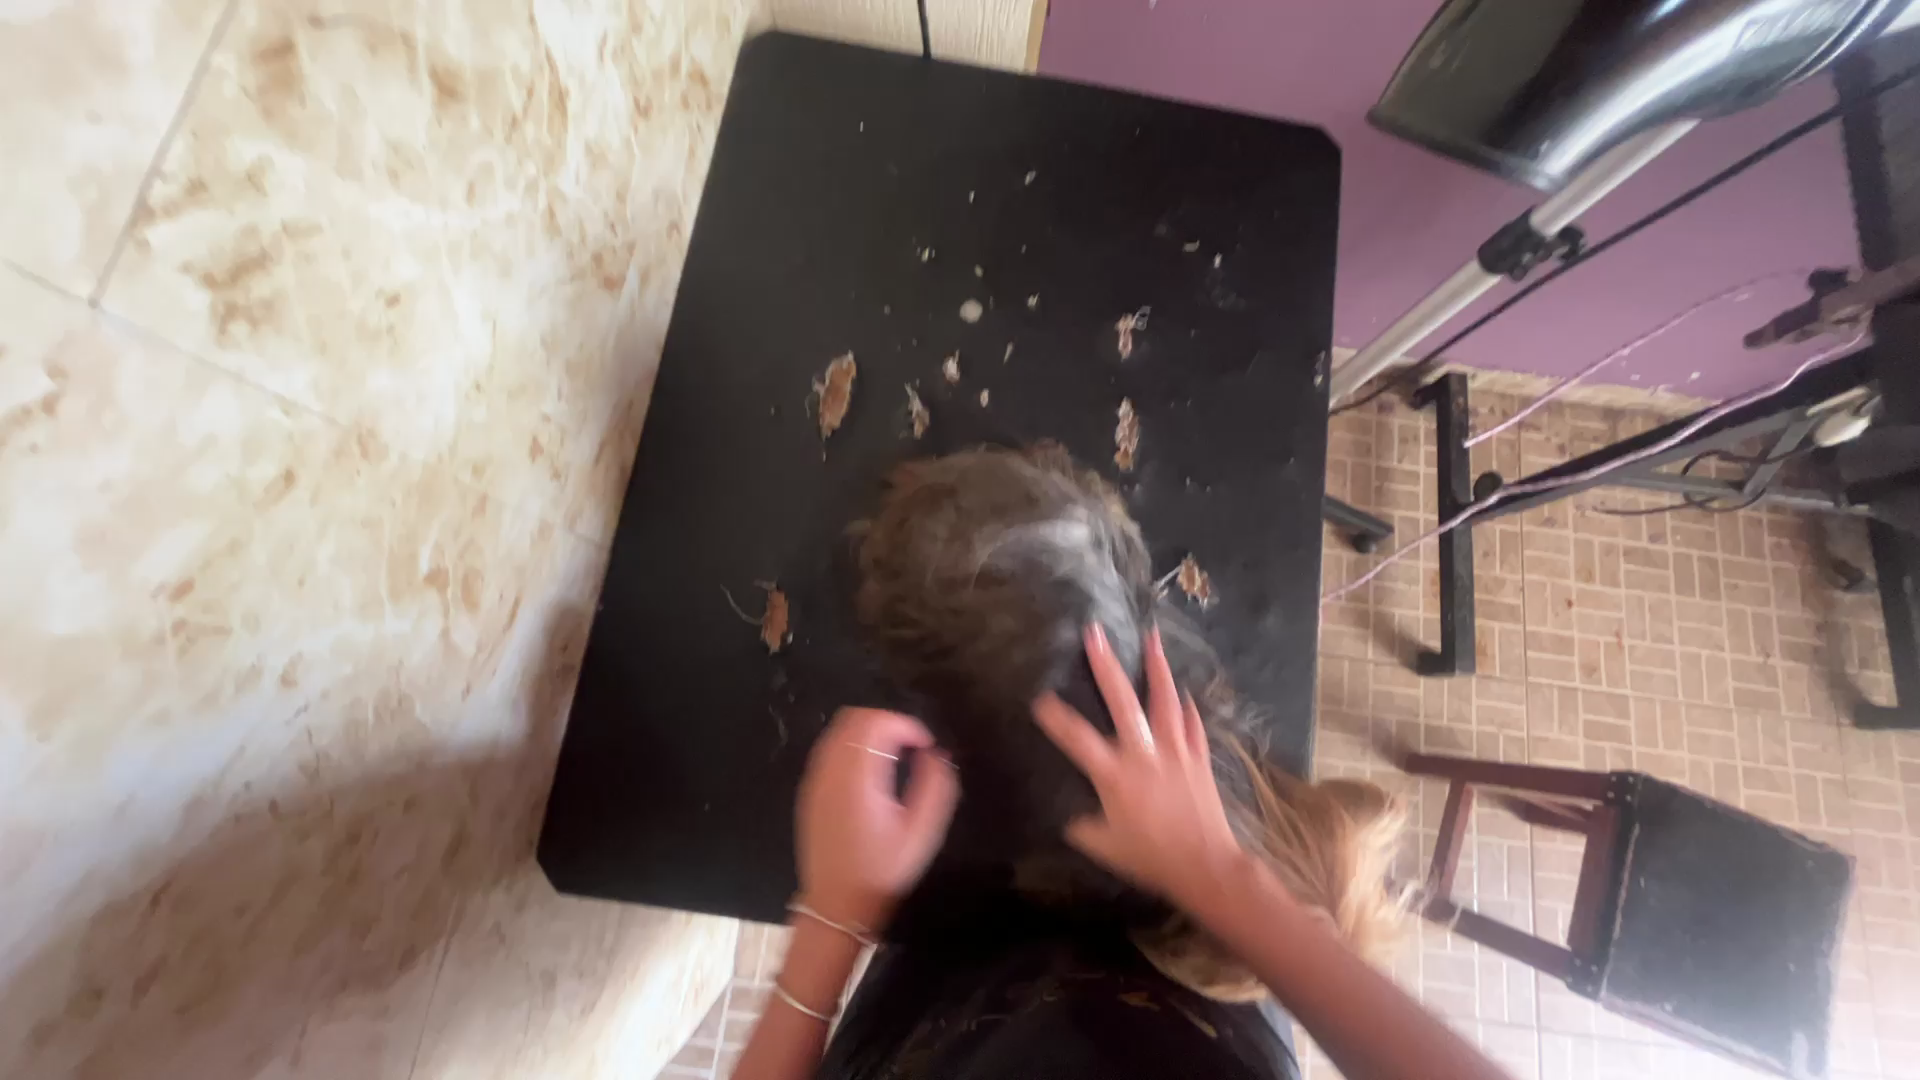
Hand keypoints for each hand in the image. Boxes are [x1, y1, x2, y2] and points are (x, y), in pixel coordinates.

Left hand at [795, 707, 959, 929]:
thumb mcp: (921, 833)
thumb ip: (935, 786)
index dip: (907, 725)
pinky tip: (871, 770)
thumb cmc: (882, 871)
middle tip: (912, 746)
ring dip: (869, 731)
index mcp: (857, 778)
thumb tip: (936, 753)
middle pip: (855, 718)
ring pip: (839, 729)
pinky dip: (853, 744)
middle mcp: (830, 771)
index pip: (877, 723)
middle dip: (888, 722)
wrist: (836, 906)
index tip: (926, 746)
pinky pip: (830, 748)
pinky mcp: (810, 790)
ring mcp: (815, 779)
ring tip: (894, 754)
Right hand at [1032, 623, 1245, 907]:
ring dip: (1157, 667)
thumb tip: (1063, 812)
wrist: (1208, 868)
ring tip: (1152, 637)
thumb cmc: (1151, 858)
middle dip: (1106, 665)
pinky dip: (1187, 707)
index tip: (1039, 698)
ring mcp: (1176, 751)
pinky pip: (1193, 725)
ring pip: (1165, 701)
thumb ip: (1081, 825)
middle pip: (1122, 701)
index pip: (1078, 739)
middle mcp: (1145, 753)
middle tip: (1095, 633)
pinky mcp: (1198, 758)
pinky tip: (1184, 692)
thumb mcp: (1104, 846)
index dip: (1056, 718)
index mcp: (1116, 775)